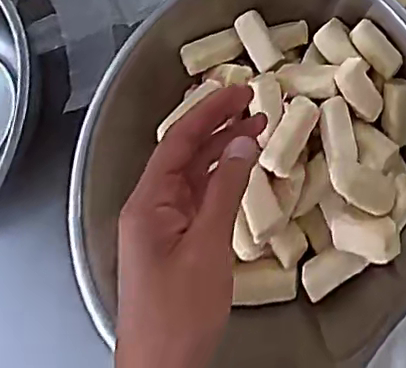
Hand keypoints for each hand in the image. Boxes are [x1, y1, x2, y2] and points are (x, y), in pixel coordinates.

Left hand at [114, 84, 265, 367]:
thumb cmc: (177, 315)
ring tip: (258, 126)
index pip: (178, 141)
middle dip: (219, 123)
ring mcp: (164, 224)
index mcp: (147, 204)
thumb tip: (244, 141)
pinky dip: (224, 174)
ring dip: (225, 147)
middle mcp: (151, 208)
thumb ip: (226, 189)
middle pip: (185, 151)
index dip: (208, 111)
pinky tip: (244, 165)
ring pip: (195, 170)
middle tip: (253, 101)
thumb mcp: (207, 246)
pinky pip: (201, 193)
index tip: (237, 91)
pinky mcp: (178, 240)